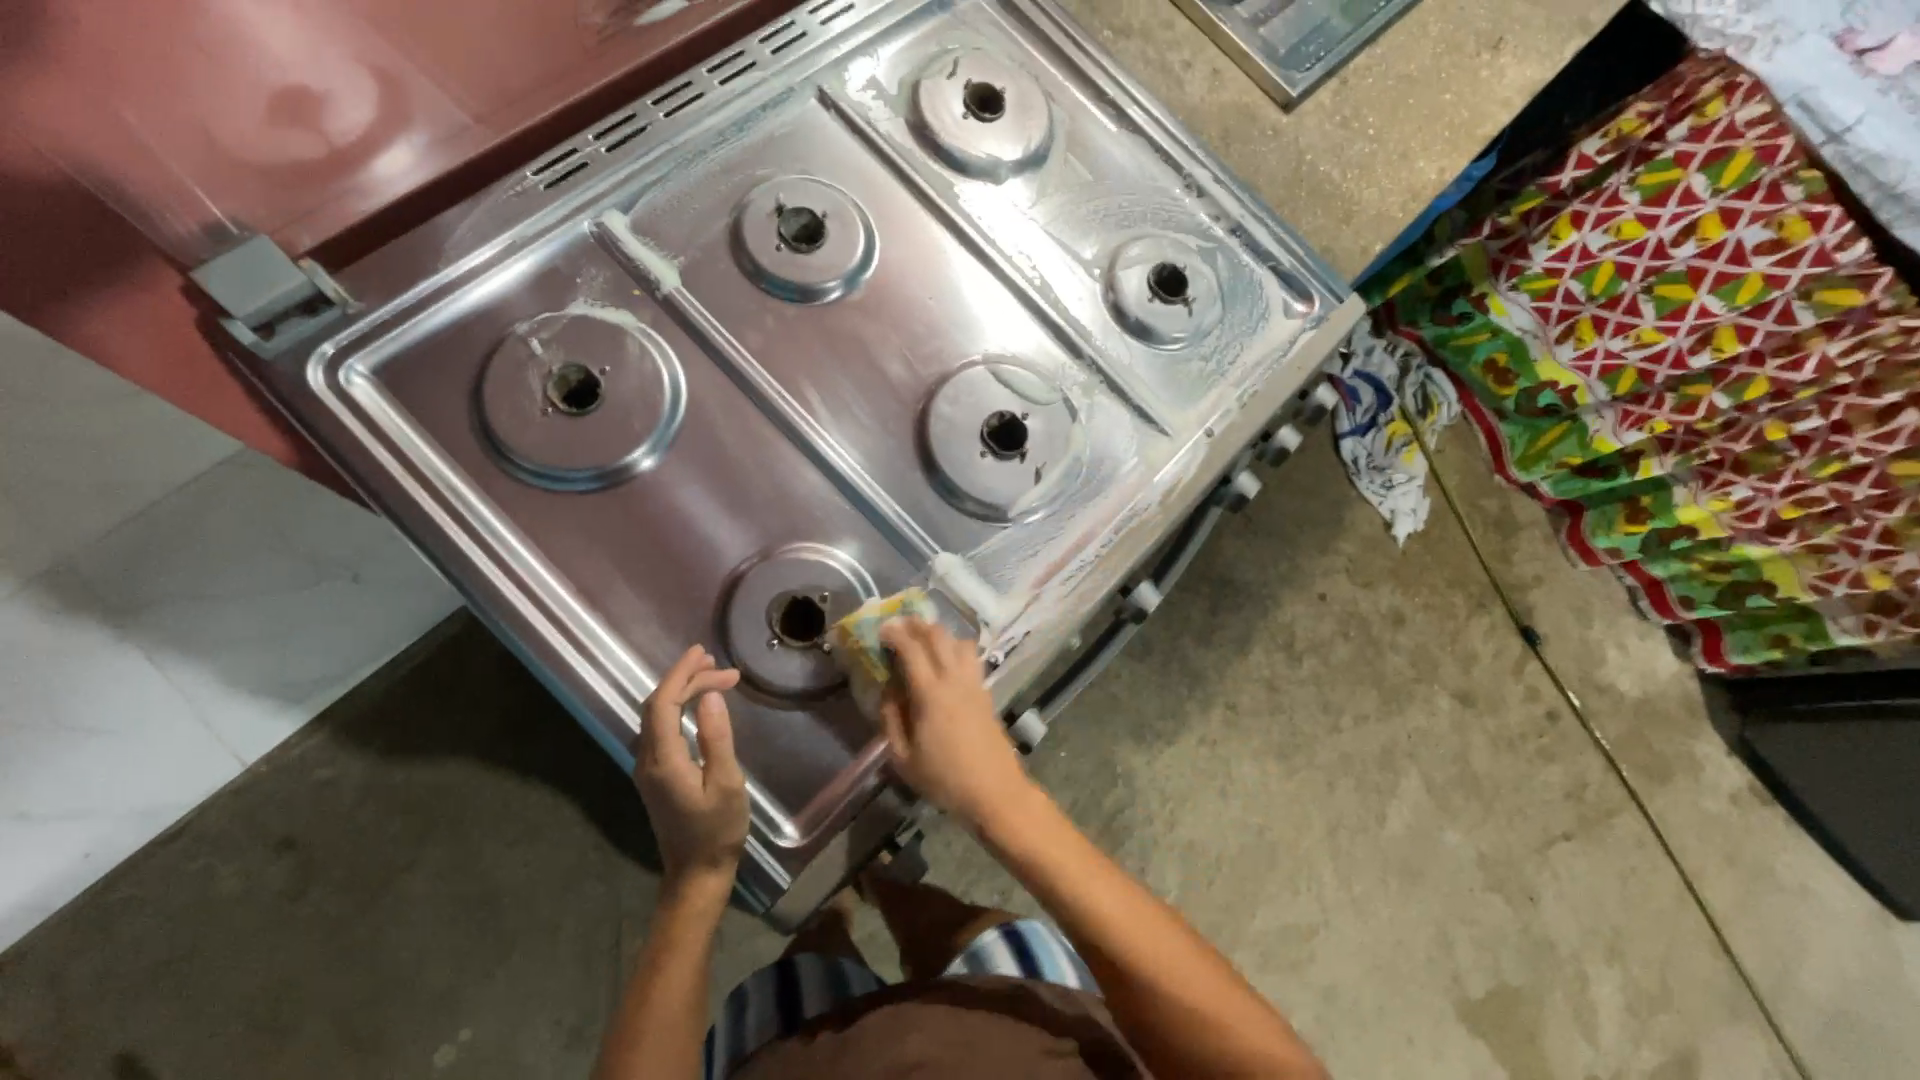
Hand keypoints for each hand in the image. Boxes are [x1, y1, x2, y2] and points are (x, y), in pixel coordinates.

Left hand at [635, 646, 748, 891]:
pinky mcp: (654, 776)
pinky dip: (678, 708)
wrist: (696, 873)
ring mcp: (647, 769)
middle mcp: (647, 760)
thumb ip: (717, 739)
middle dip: (686, 679)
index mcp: (663, 761)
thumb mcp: (727, 784)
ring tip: (714, 678)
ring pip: (656, 716)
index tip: (705, 654)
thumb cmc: (718, 831)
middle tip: (723, 668)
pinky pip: (660, 729)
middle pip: (657, 705)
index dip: (681, 674)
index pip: (663, 703)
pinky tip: (699, 706)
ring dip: (681, 692)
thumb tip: (711, 698)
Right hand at [878, 619, 1033, 826]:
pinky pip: (971, 659)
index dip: (895, 633)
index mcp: (931, 694)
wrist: (995, 792)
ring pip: (960, 642)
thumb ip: (891, 720)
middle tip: (900, 626)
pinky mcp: (986, 694)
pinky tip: (946, 664)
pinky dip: (955, 650)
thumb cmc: (944, 779)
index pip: (912, 649)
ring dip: (940, 635)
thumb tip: (887, 692)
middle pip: (939, 636)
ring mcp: (975, 685)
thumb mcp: (903, 759)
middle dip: (917, 625)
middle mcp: (955, 681)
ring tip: (924, 642)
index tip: (882, 628)